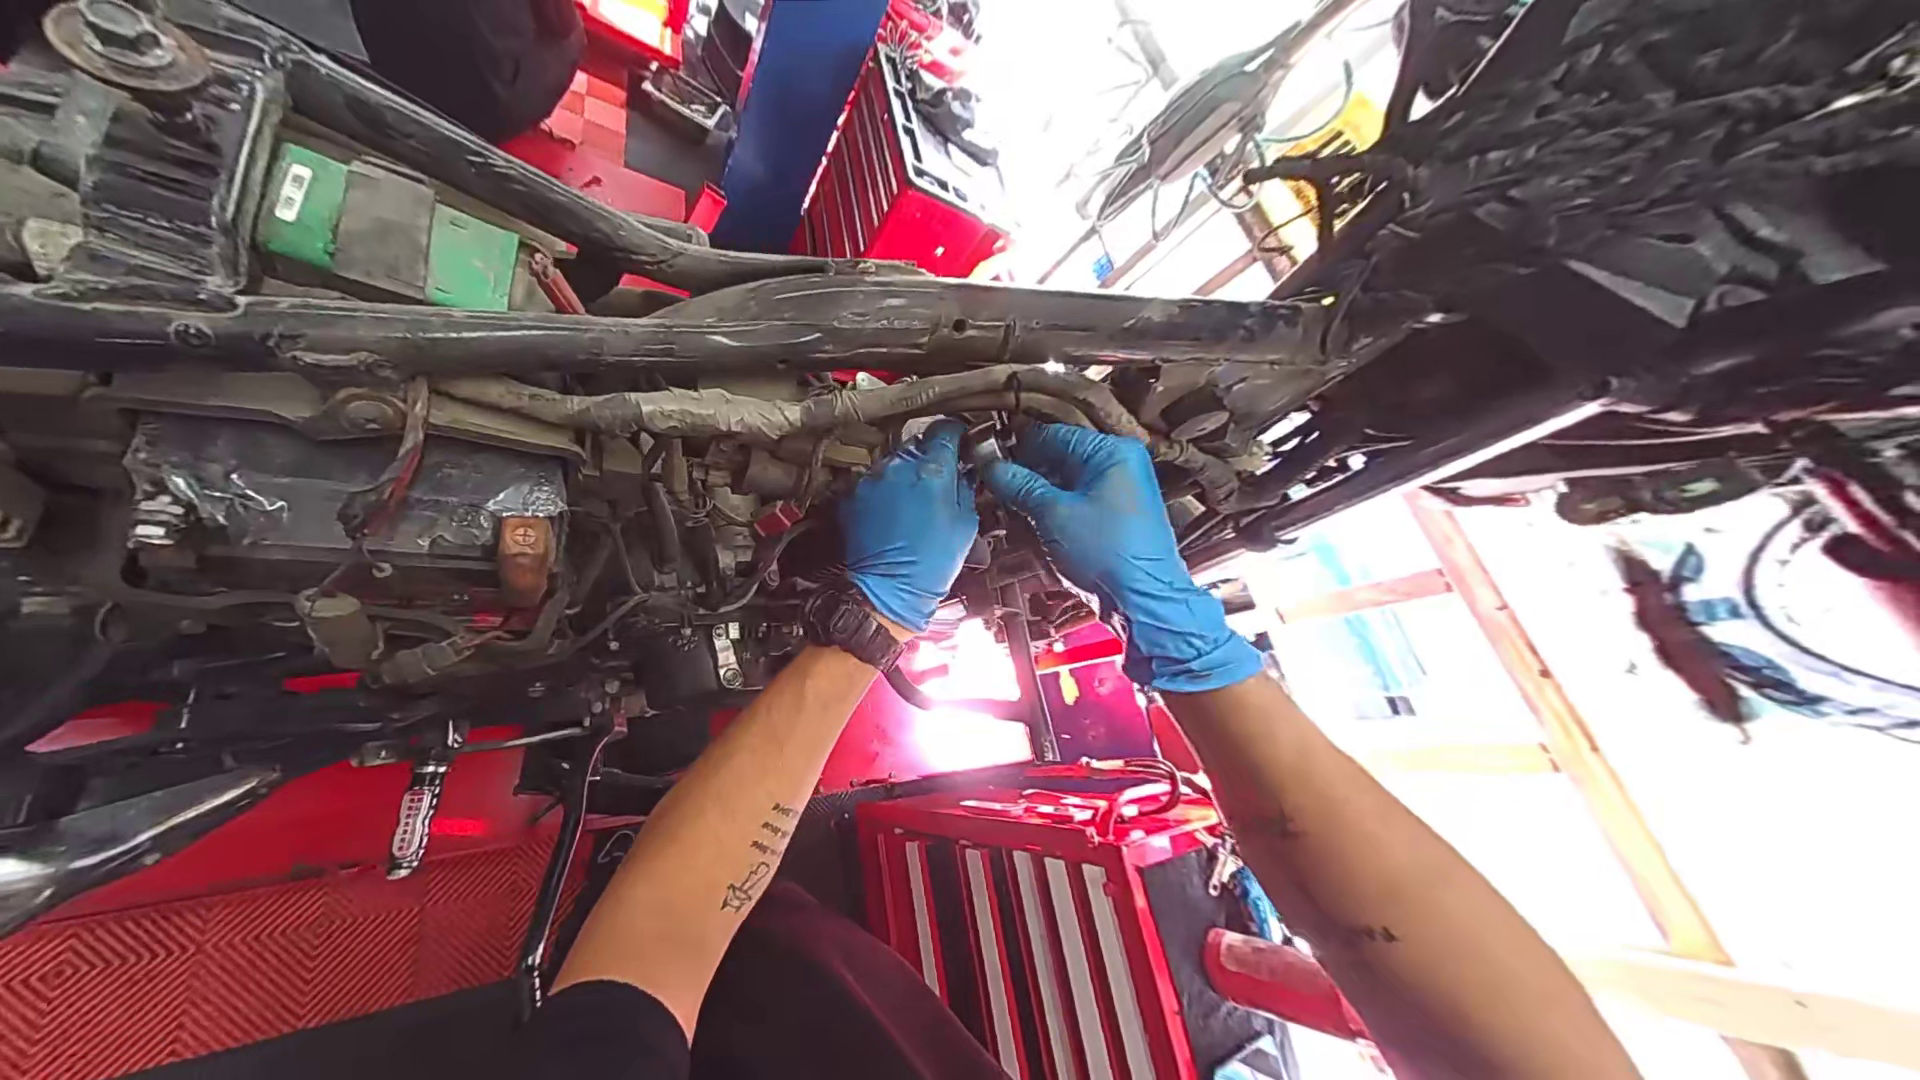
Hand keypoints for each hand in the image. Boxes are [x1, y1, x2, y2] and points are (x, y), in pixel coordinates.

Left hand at [840, 419, 978, 632]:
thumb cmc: (929, 565)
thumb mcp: (965, 525)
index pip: (945, 429)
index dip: (955, 434)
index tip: (959, 441)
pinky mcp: (852, 495)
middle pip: (918, 444)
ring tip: (914, 502)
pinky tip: (893, 512)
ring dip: (905, 474)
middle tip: (939, 480)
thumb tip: (963, 469)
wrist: (886, 591)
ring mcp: (871, 479)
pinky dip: (884, 490)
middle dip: (930, 458)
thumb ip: (964, 487)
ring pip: (894, 461)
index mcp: (932, 470)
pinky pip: (873, 480)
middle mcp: (898, 467)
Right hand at [983, 424, 1262, 692]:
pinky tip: (1036, 530)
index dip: (1018, 447)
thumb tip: (994, 467)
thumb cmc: (1111, 555)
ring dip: (1038, 499)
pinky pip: (1077, 507)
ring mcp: (1120, 494)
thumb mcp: (1053, 514)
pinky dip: (1054, 515)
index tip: (991, 459)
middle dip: (1027, 478)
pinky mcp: (1115, 521)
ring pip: (1066, 486)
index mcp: (1113, 452)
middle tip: (998, 488)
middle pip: (1059, 461)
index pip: (1054, 435)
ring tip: (1014, 513)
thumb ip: (1020, 486)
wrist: (1143, 601)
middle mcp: (1122, 467)